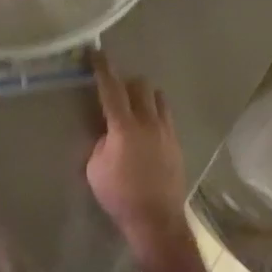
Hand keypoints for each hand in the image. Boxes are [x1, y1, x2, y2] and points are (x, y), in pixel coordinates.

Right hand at [87, 53, 189, 245]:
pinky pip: (166, 117)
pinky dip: (154, 114)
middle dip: (125, 82)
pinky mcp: (177, 143)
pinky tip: (147, 129)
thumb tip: (107, 133)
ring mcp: (167, 131)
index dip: (102, 68)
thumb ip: (100, 142)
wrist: (156, 219)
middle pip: (140, 86)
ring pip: (158, 98)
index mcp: (124, 126)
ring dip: (144, 96)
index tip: (96, 53)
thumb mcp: (95, 167)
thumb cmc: (119, 195)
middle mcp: (149, 121)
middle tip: (113, 91)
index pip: (111, 88)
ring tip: (133, 109)